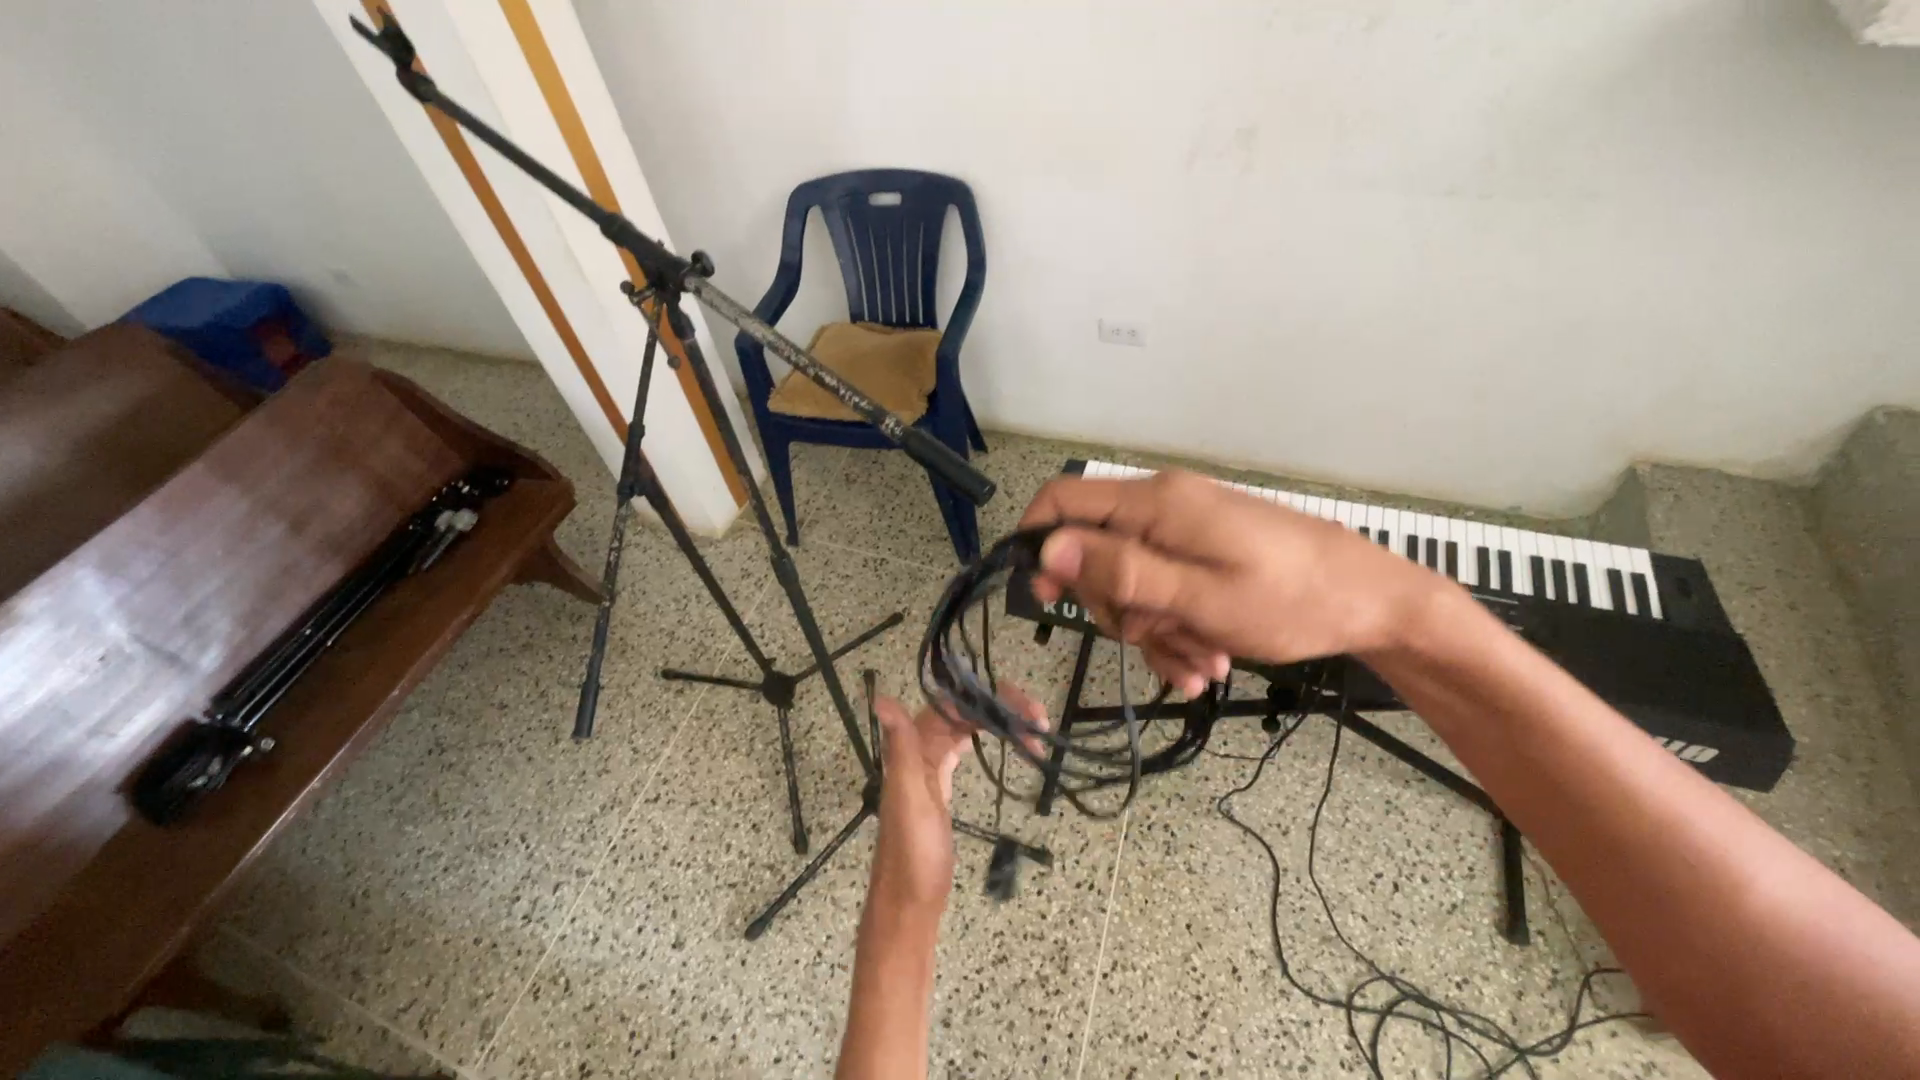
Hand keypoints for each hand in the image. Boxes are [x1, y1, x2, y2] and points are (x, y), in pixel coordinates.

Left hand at [868, 688, 1047, 912]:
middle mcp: (918, 750)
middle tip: (1041, 720)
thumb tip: (881, 698)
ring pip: (966, 728)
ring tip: (1037, 732)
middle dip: (1001, 708)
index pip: (953, 705)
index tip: (1026, 709)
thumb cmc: (913, 854)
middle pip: (963, 711)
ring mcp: (930, 767)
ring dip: (999, 723)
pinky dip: (987, 740)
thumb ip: (901, 747)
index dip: (988, 699)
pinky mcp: (940, 785)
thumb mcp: (909, 797)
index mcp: (912, 748)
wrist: (909, 902)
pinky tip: (1006, 740)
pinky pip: (964, 747)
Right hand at [1020, 470, 1446, 696]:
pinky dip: (1175, 628)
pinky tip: (1205, 662)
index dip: (1041, 545)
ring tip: (1197, 665)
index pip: (1063, 500)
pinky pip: (1164, 590)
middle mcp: (1164, 507)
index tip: (1049, 598)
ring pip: (1130, 581)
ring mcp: (1186, 530)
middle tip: (1152, 641)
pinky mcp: (1204, 552)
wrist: (1373, 603)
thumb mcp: (1199, 597)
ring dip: (1152, 631)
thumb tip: (1048, 547)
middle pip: (1094, 552)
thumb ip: (1122, 570)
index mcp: (1156, 504)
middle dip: (1115, 608)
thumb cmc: (1291, 601)